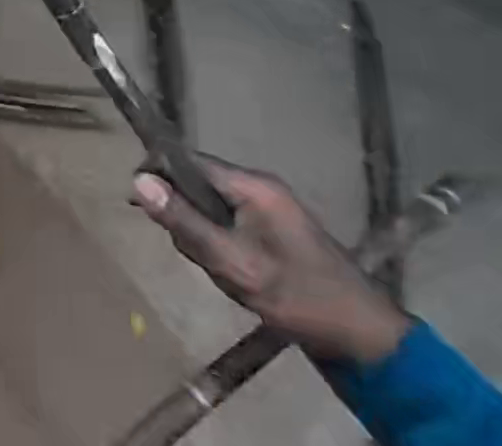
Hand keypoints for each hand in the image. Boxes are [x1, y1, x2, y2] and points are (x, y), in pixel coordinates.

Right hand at [133, 158, 409, 364]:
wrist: (365, 342)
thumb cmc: (296, 296)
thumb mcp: (231, 261)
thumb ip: (183, 220)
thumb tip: (137, 180)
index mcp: (251, 186)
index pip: (183, 159)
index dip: (156, 176)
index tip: (142, 206)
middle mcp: (258, 185)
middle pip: (192, 180)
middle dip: (180, 212)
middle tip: (191, 248)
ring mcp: (267, 205)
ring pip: (204, 201)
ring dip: (198, 229)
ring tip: (216, 264)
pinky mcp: (270, 224)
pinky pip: (222, 217)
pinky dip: (214, 237)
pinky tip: (227, 265)